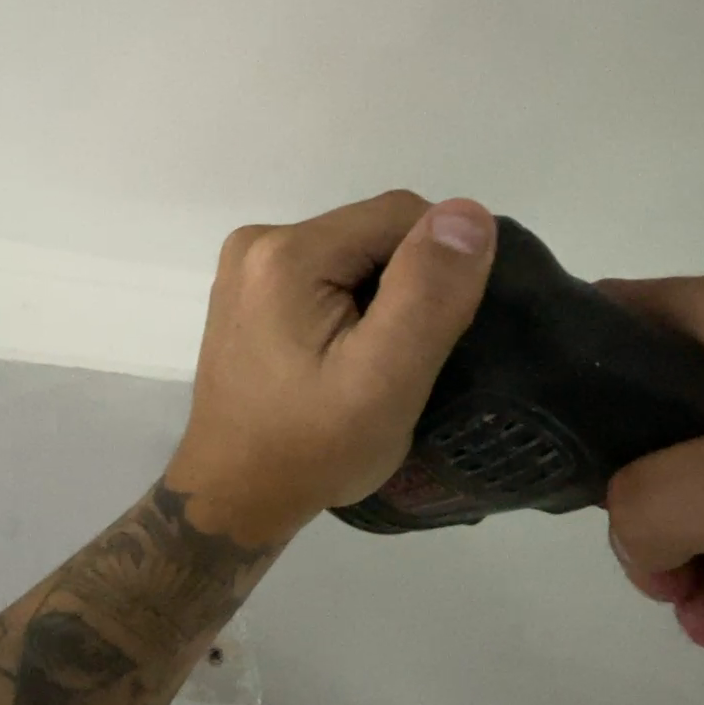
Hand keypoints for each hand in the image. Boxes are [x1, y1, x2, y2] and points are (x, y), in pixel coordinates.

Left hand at [165, 191, 498, 544]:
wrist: (235, 491)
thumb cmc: (310, 447)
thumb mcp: (384, 378)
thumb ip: (428, 293)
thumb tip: (468, 213)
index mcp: (285, 252)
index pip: (400, 215)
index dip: (438, 266)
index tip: (435, 332)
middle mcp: (256, 242)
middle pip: (372, 232)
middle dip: (405, 283)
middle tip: (402, 357)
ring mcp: (246, 266)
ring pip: (351, 254)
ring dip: (378, 296)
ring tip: (371, 362)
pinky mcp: (248, 291)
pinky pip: (323, 274)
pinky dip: (348, 305)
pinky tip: (341, 355)